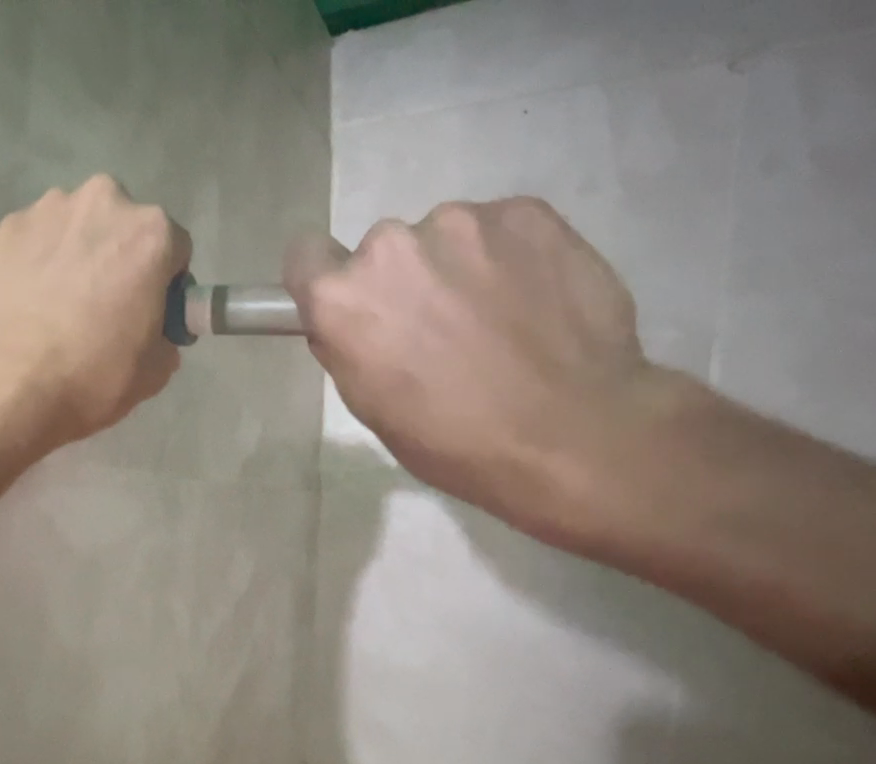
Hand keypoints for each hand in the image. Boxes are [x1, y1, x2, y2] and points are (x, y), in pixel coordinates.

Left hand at [0, 175, 190, 453]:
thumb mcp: (155, 370)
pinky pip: (30, 242)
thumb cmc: (91, 378)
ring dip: (72, 254)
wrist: (6, 388)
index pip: (173, 249)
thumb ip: (165, 335)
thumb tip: (154, 331)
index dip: (162, 283)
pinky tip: (23, 303)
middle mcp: (102, 202)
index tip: (146, 310)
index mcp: (150, 232)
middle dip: (115, 257)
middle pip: (120, 226)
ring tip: (55, 306)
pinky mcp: (2, 230)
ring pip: (72, 229)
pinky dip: (31, 263)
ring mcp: (46, 211)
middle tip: (99, 306)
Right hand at [286, 197, 668, 537]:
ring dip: (459, 266)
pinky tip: (535, 301)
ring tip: (497, 318)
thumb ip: (349, 344)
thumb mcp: (369, 404)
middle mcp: (391, 246)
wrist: (569, 430)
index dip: (326, 280)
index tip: (352, 304)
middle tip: (439, 328)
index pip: (306, 256)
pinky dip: (510, 257)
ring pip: (445, 238)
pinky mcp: (529, 213)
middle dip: (403, 281)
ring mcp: (463, 222)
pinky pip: (502, 229)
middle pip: (382, 251)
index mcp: (343, 298)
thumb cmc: (450, 438)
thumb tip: (353, 321)